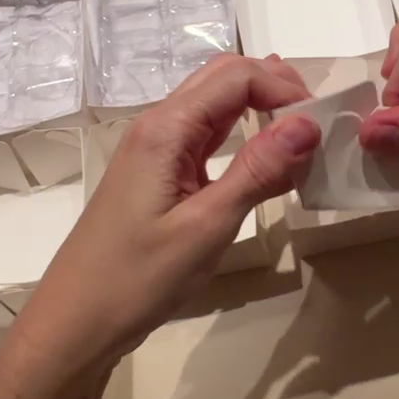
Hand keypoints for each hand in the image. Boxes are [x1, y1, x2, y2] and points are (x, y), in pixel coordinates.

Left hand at [5, 55, 319, 391]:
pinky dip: (242, 132)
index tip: (321, 123)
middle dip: (273, 85)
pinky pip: (207, 134)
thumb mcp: (207, 226)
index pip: (236, 77)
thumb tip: (308, 124)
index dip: (283, 88)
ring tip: (302, 130)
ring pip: (215, 103)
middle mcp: (159, 125)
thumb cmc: (138, 277)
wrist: (77, 321)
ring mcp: (157, 148)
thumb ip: (258, 171)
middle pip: (223, 77)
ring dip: (259, 105)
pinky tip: (265, 150)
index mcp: (166, 128)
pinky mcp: (160, 172)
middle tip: (316, 120)